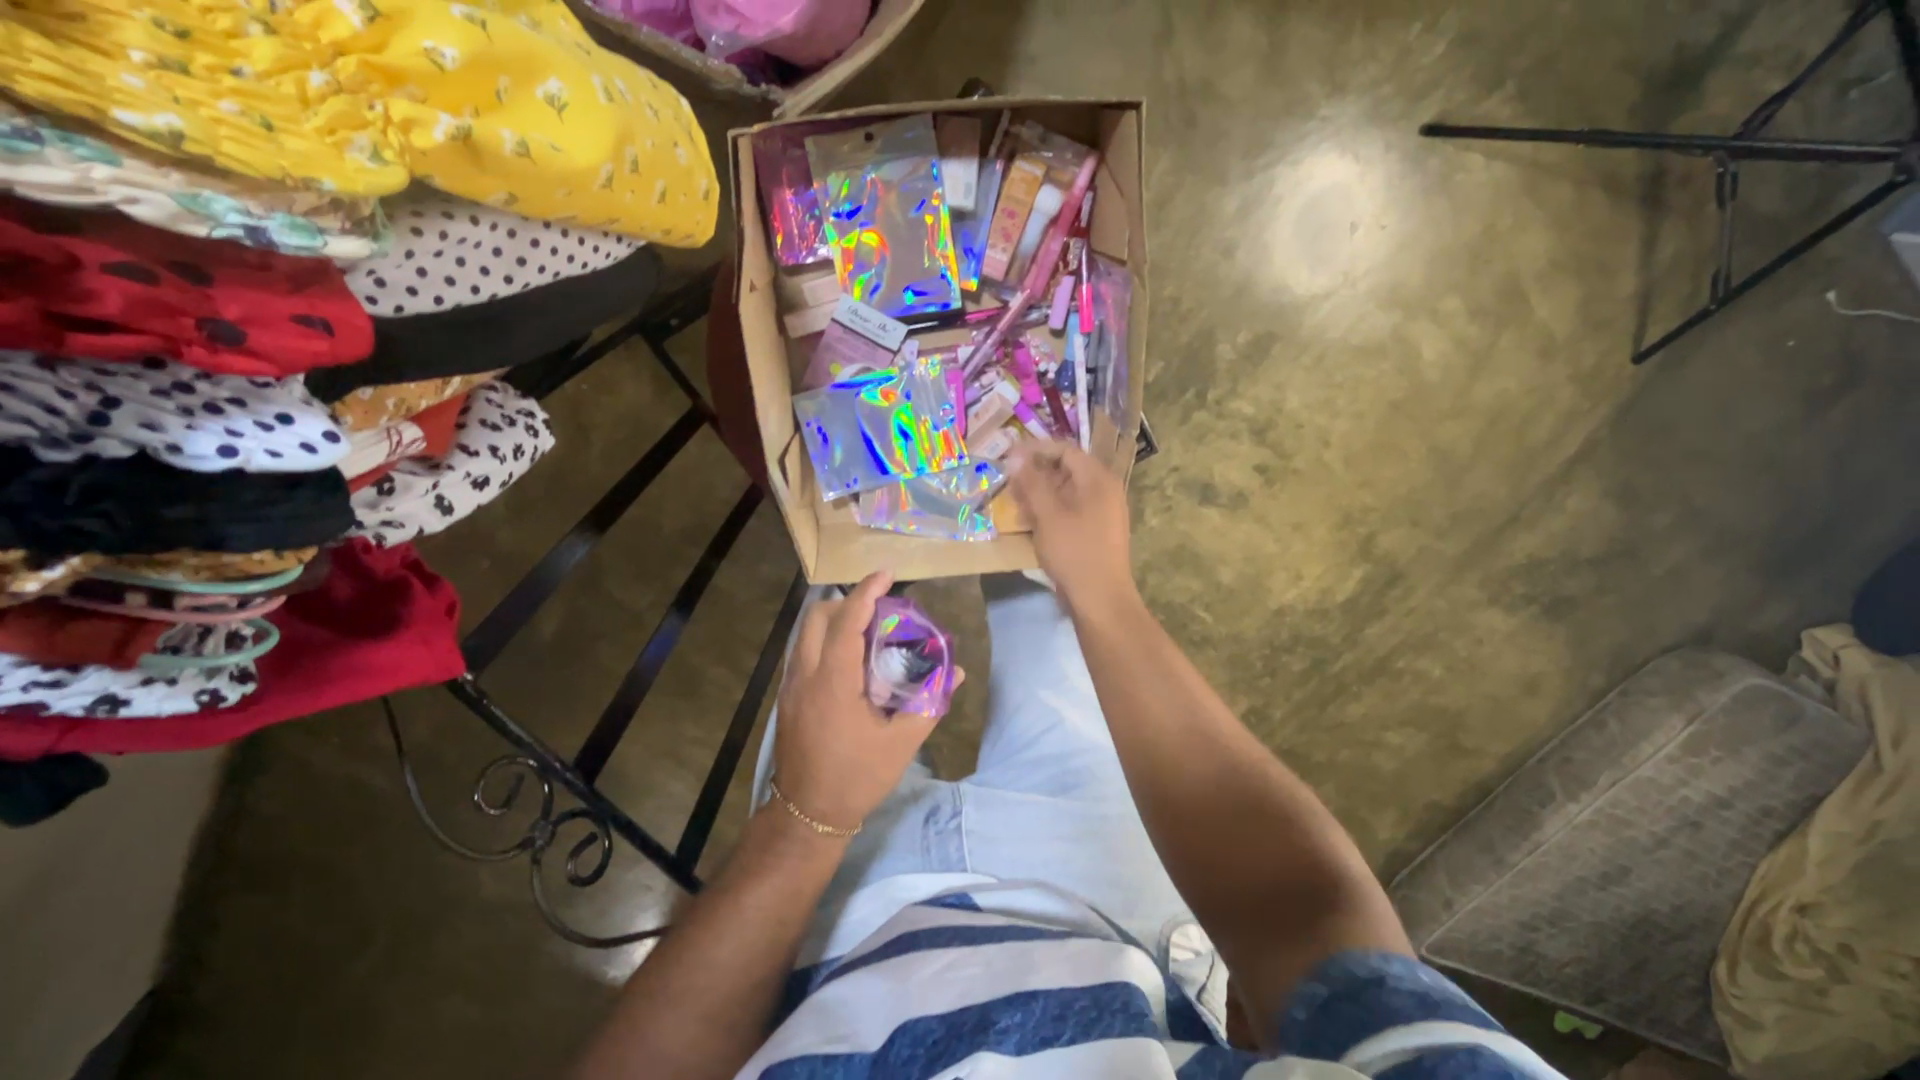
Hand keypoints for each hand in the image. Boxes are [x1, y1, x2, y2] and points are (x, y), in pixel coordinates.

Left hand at [771, 572, 944, 834]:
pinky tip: (848, 663)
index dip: (867, 591)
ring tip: (866, 633)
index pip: (847, 620)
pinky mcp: (786, 699)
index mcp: (833, 680)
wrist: (808, 813)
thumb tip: (955, 673)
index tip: (887, 574)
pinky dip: (823, 642)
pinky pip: (802, 653)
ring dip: (833, 622)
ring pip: (804, 634)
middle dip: (846, 602)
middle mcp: (805, 675)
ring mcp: (790, 687)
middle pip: (816, 617)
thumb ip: (929, 703)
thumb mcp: (901, 743)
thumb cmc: (857, 777)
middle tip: (879, 610)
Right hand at [1007, 440, 1138, 618]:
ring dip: (1040, 494)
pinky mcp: (1097, 532)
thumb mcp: (1048, 514)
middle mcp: (1105, 490)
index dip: (1036, 450)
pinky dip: (1051, 511)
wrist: (1100, 599)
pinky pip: (1072, 510)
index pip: (1066, 450)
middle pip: (1067, 470)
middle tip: (1009, 483)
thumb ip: (1032, 482)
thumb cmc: (1074, 552)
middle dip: (1036, 474)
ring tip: (1016, 504)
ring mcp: (1104, 512)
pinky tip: (1032, 524)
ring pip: (1067, 492)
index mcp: (1098, 479)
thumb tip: (1016, 456)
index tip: (1009, 457)